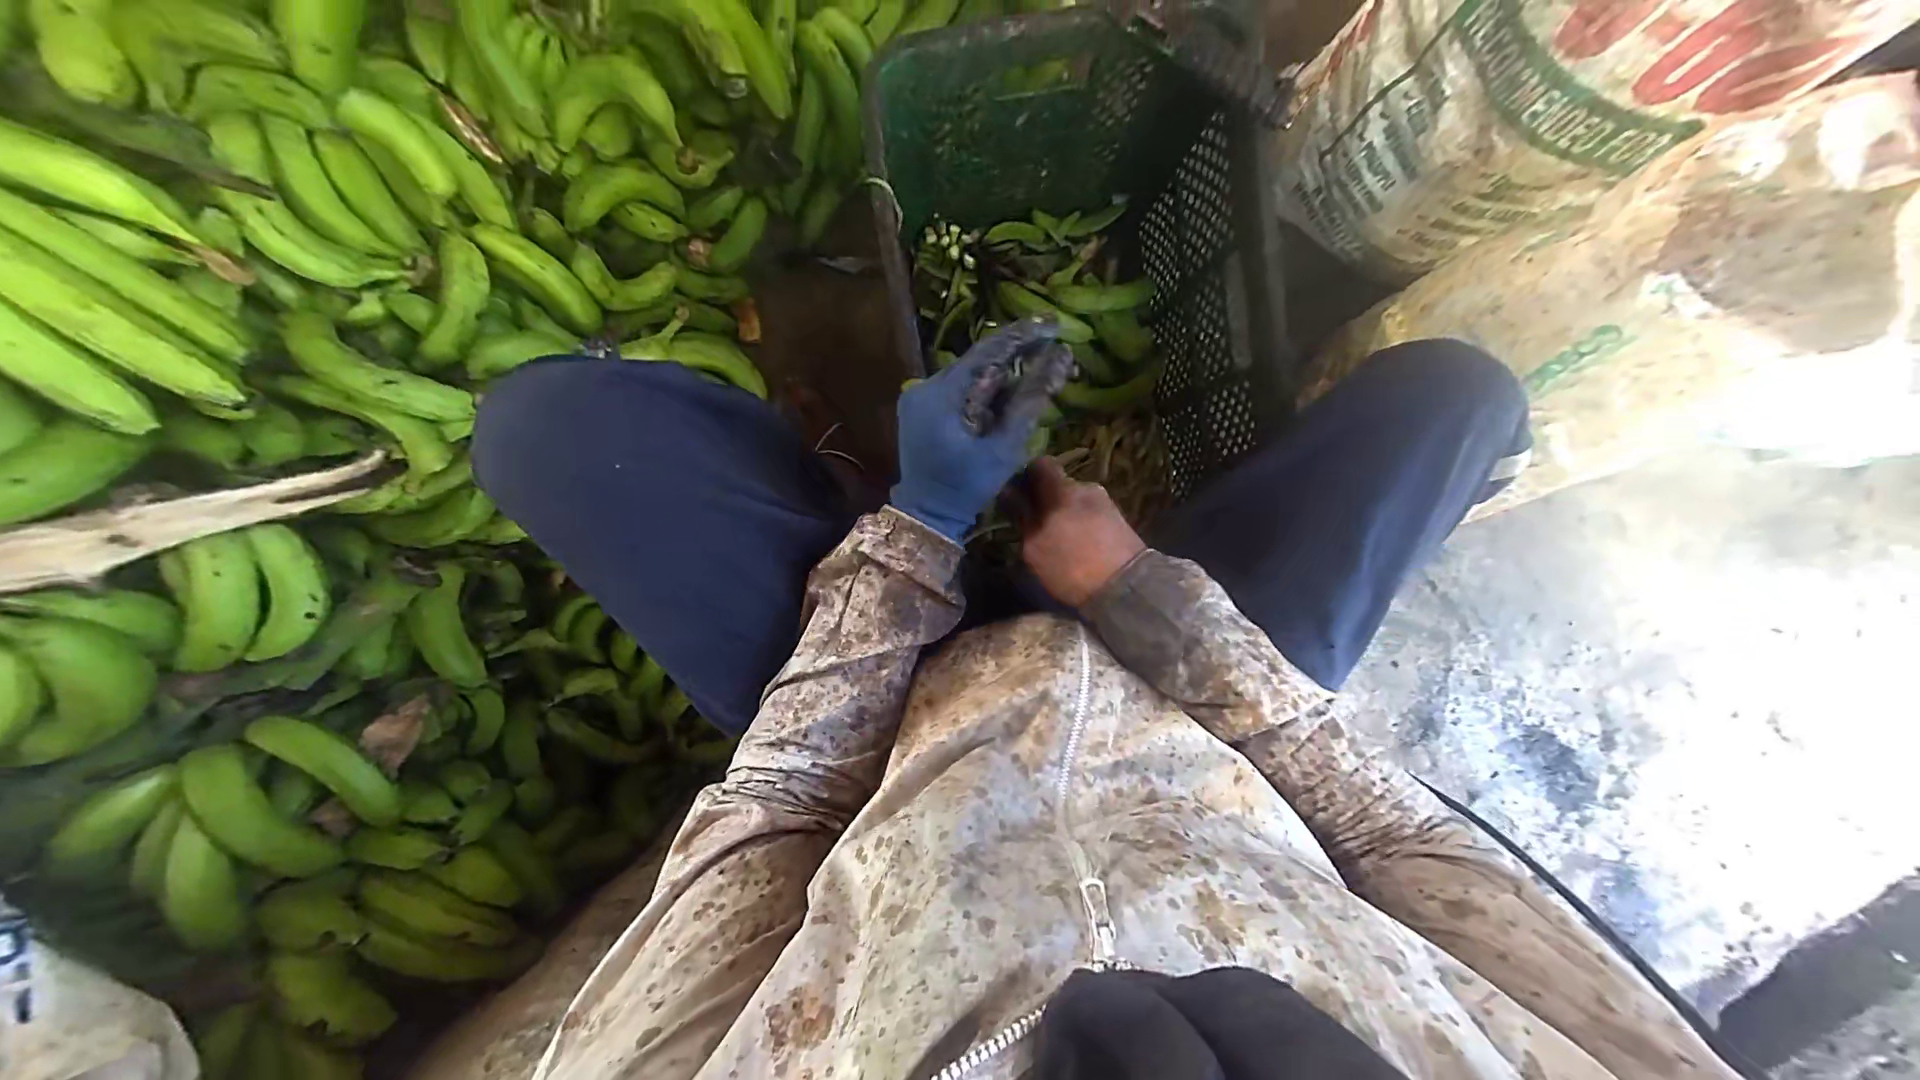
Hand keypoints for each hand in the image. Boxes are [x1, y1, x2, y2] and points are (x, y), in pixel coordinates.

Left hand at [890, 319, 1066, 541]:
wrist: (927, 514)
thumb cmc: (968, 486)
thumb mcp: (1006, 446)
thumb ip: (1031, 400)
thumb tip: (1060, 358)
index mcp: (940, 394)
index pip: (987, 351)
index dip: (1023, 335)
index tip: (1054, 324)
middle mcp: (924, 387)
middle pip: (978, 361)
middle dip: (1017, 356)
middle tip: (1054, 349)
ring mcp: (918, 397)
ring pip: (970, 374)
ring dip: (1003, 374)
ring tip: (1039, 368)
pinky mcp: (920, 408)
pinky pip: (959, 389)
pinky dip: (985, 389)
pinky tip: (1010, 391)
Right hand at [1017, 457, 1145, 607]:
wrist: (1125, 588)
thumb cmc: (1071, 567)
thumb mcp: (1035, 548)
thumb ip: (1022, 517)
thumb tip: (1010, 493)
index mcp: (1060, 490)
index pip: (1039, 464)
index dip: (1026, 476)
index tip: (1017, 495)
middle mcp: (1084, 487)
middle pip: (1058, 483)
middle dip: (1045, 499)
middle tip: (1035, 522)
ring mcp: (1105, 501)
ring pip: (1075, 499)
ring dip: (1064, 512)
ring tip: (1059, 538)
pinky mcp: (1118, 518)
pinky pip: (1090, 511)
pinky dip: (1080, 522)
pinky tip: (1078, 543)